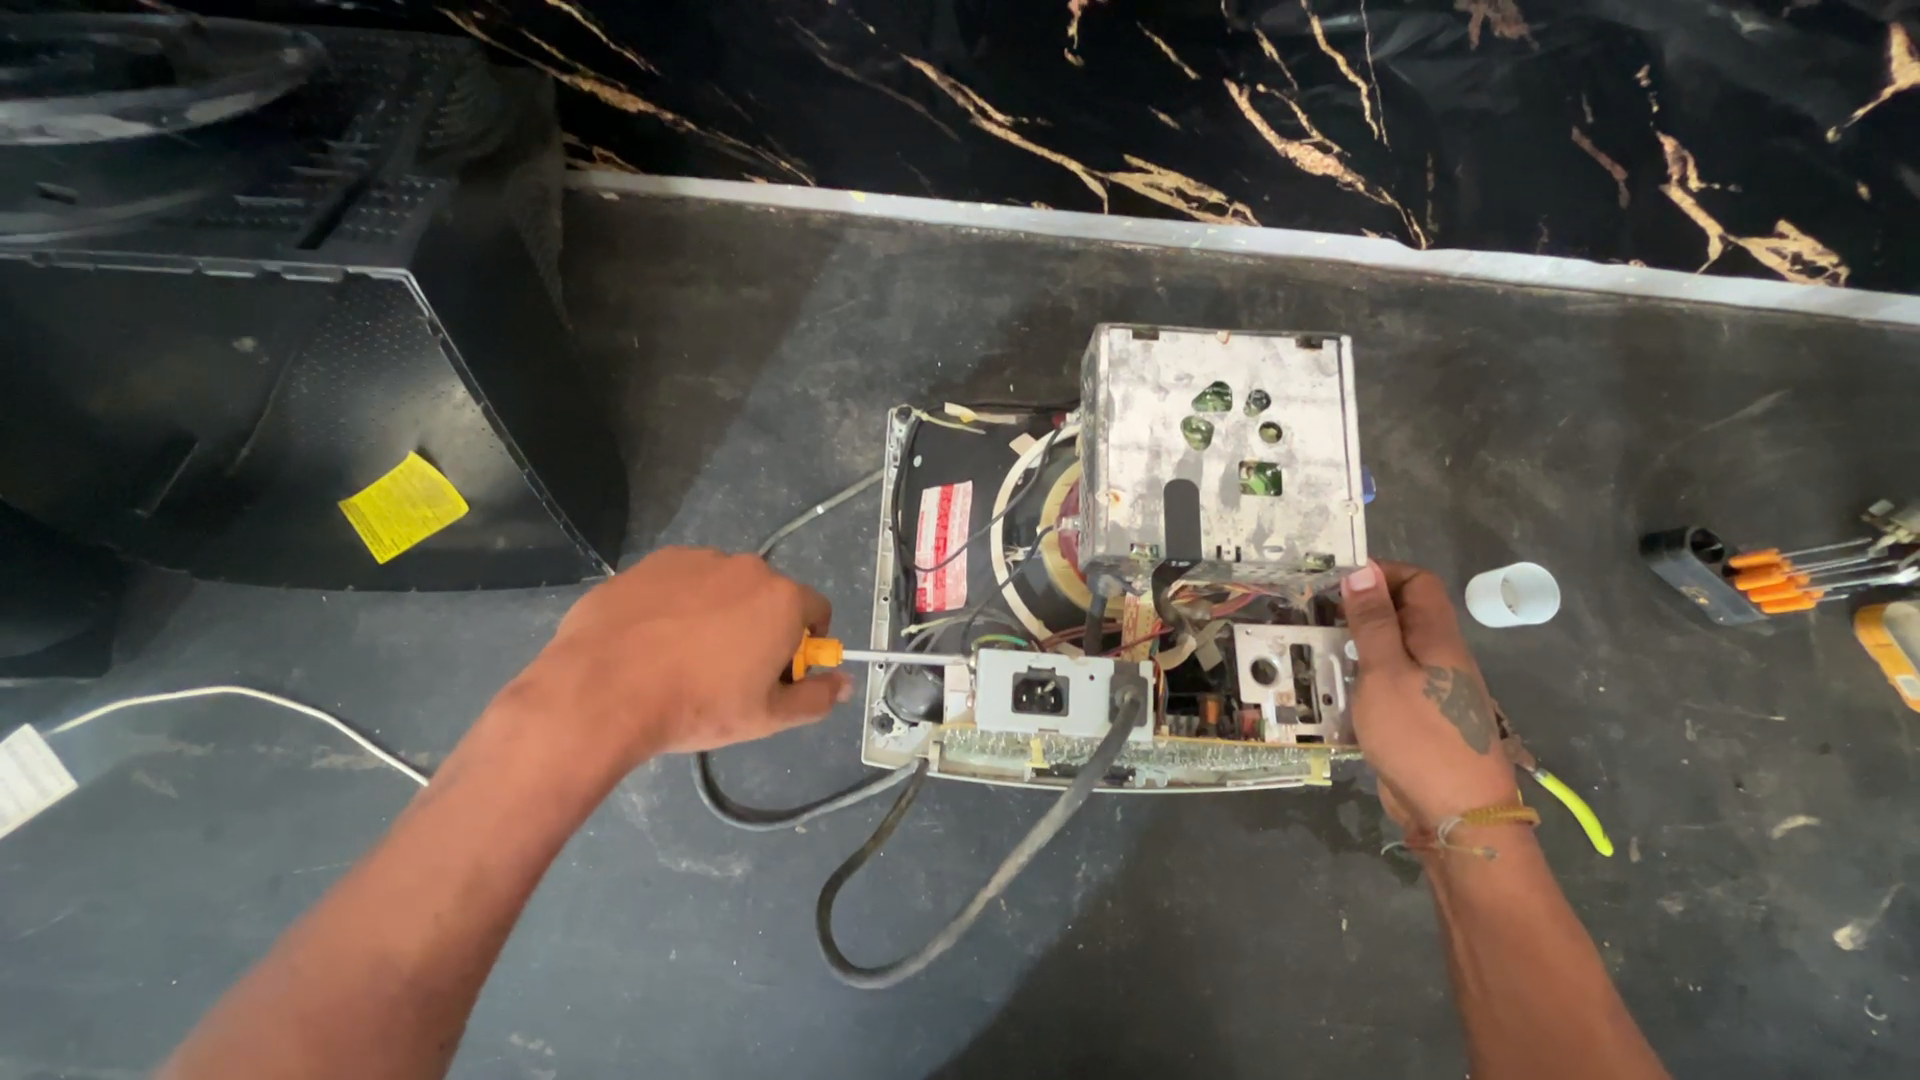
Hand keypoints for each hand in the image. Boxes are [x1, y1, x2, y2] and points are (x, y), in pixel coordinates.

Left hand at [502, 548, 851, 770]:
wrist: (603, 689)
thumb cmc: (697, 704)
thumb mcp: (766, 718)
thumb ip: (815, 699)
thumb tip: (843, 684)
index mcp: (783, 599)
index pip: (817, 611)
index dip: (804, 644)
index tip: (778, 673)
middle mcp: (746, 567)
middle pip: (770, 596)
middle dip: (761, 627)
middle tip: (730, 671)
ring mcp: (696, 560)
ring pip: (724, 587)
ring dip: (720, 612)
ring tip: (684, 656)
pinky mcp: (652, 563)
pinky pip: (681, 582)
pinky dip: (678, 604)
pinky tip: (653, 639)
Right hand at [1340, 560, 1517, 829]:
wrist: (1457, 812)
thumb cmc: (1419, 736)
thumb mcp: (1386, 673)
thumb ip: (1373, 622)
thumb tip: (1362, 570)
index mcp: (1438, 638)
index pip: (1418, 582)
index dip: (1381, 573)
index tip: (1337, 583)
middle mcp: (1439, 657)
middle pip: (1403, 614)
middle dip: (1361, 608)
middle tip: (1314, 614)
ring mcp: (1431, 690)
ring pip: (1392, 649)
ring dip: (1356, 645)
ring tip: (1314, 648)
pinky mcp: (1417, 718)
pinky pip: (1387, 682)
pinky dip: (1360, 677)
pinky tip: (1333, 688)